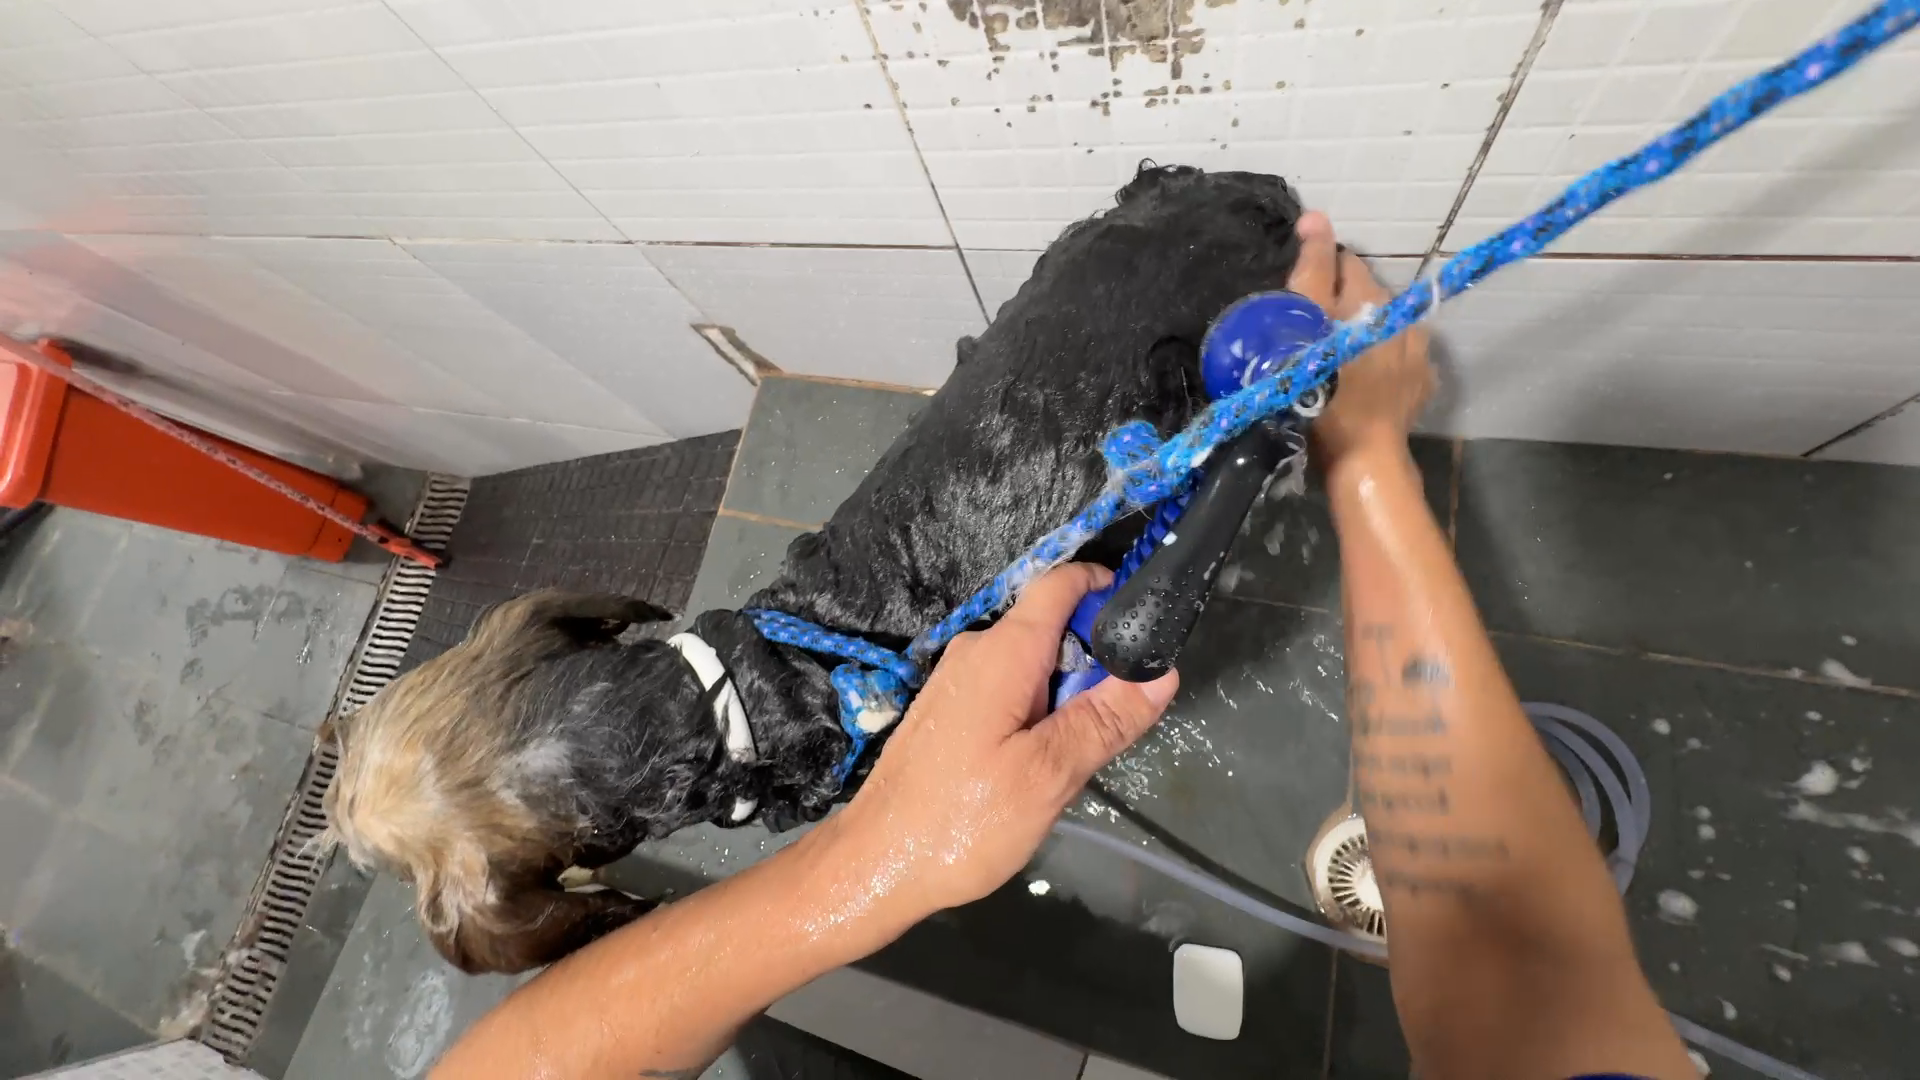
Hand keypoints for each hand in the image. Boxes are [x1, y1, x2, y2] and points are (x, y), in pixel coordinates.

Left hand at [822, 563, 1179, 922]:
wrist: (876, 862)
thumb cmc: (963, 819)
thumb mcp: (1048, 774)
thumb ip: (1104, 720)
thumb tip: (1161, 672)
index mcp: (1003, 651)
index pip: (1057, 585)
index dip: (1102, 585)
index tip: (1143, 615)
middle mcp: (976, 651)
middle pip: (1049, 628)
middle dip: (1093, 659)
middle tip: (1119, 717)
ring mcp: (957, 680)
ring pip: (1031, 665)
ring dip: (1065, 693)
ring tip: (1078, 755)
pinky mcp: (948, 709)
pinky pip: (1007, 689)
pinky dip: (1036, 710)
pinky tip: (1038, 764)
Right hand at [1284, 212, 1435, 468]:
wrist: (1362, 458)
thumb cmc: (1323, 395)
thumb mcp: (1306, 329)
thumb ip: (1311, 273)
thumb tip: (1314, 217)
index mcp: (1371, 301)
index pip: (1341, 263)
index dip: (1315, 271)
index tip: (1294, 294)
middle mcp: (1401, 318)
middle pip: (1363, 294)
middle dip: (1338, 302)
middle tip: (1306, 330)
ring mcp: (1417, 354)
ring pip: (1380, 326)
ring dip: (1359, 333)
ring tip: (1334, 360)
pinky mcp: (1420, 385)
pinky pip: (1396, 360)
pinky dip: (1379, 363)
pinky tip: (1361, 382)